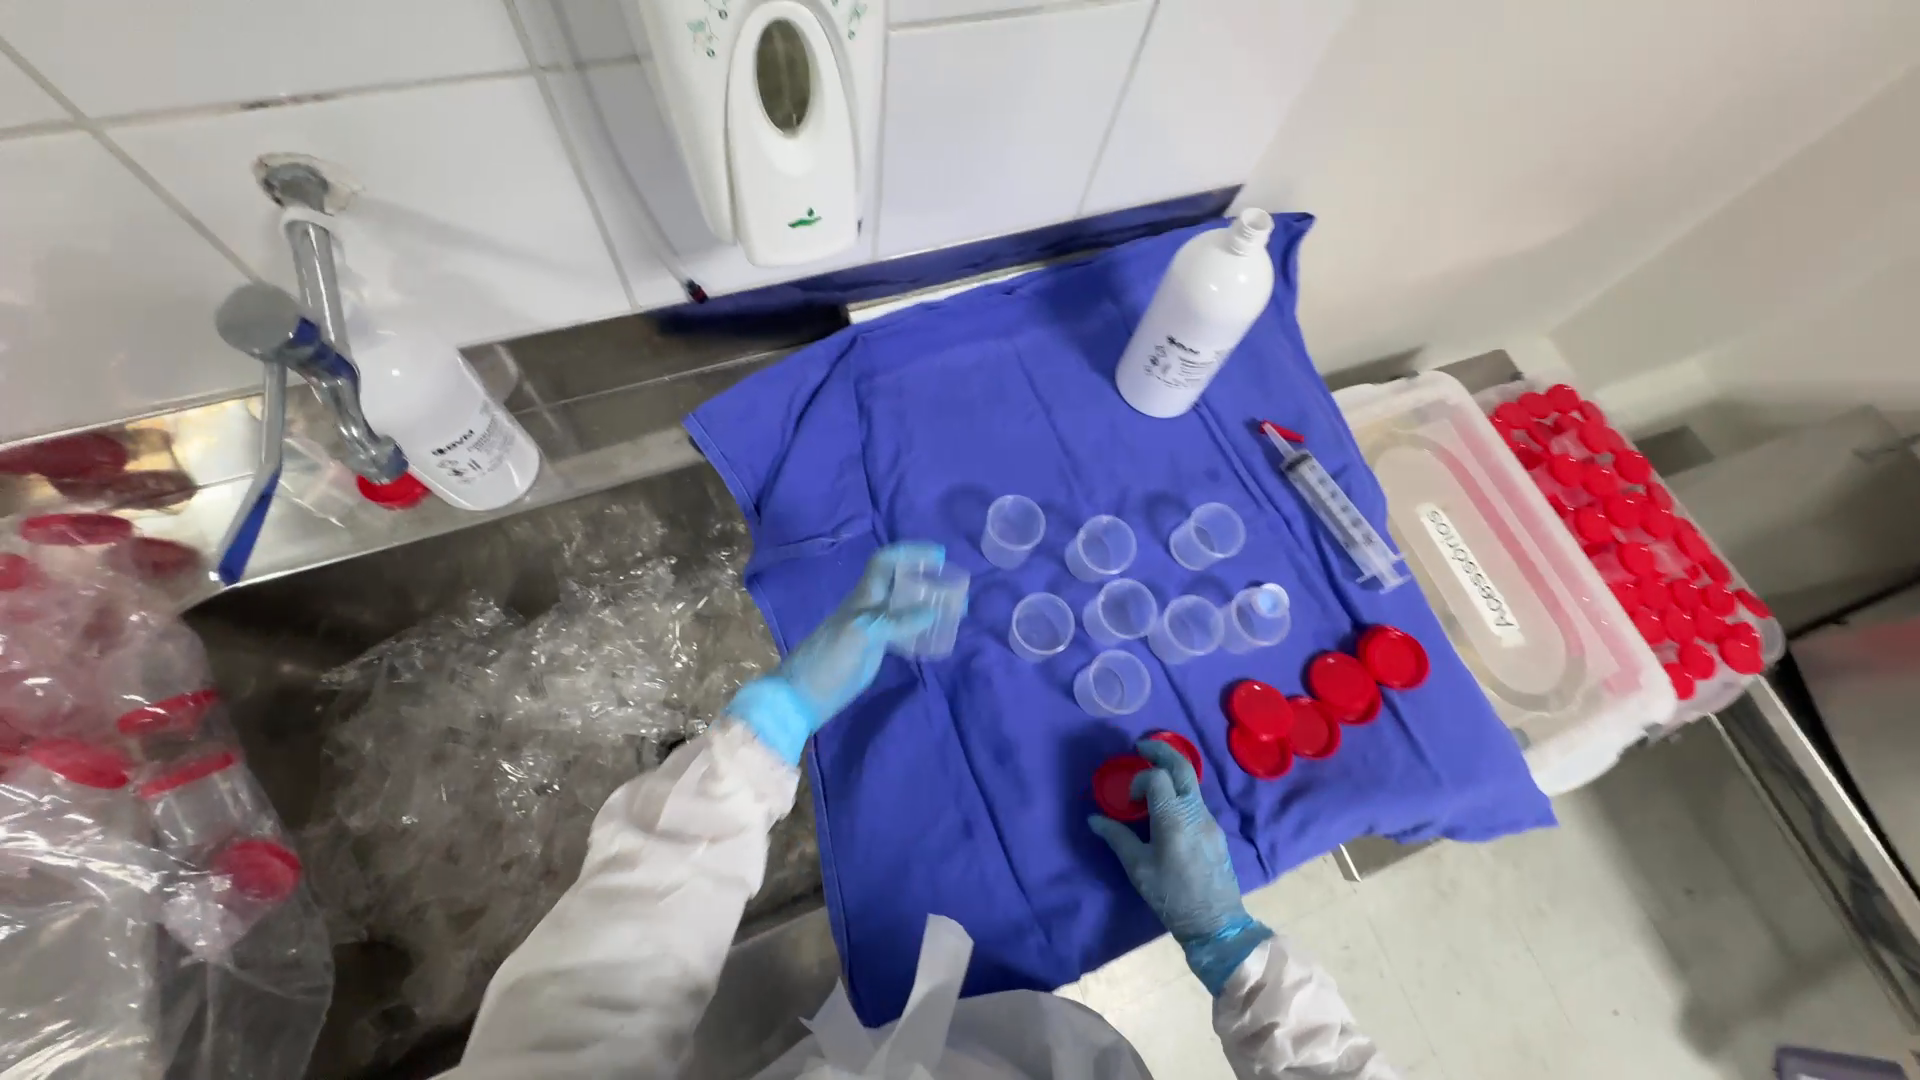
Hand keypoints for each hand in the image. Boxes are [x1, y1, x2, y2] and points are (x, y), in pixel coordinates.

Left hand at [728, 543, 950, 763]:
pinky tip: (935, 638)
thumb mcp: (860, 636)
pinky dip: (921, 629)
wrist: (800, 697)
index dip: (910, 553)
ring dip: (927, 604)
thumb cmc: (827, 663)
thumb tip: (931, 611)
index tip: (938, 555)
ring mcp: (871, 630)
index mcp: (863, 598)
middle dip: (926, 580)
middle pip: (900, 584)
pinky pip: (902, 632)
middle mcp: (868, 608)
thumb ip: (894, 621)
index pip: (886, 562)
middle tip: (955, 589)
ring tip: (954, 611)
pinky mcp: (873, 651)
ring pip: (903, 607)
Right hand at [1089, 738, 1272, 994]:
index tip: (1129, 799)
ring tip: (1151, 777)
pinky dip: (1179, 792)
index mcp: (1174, 819)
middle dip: (1161, 751)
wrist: (1217, 925)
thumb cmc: (1173, 897)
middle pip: (1182, 766)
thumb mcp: (1138, 869)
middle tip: (1141, 747)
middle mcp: (1195, 812)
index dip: (1140, 780)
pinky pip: (1195, 800)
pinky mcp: (1215, 830)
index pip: (1158, 777)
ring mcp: (1209, 820)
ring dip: (1171, 772)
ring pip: (1191, 782)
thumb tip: (1094, 819)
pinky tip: (1166, 809)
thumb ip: (1117, 838)